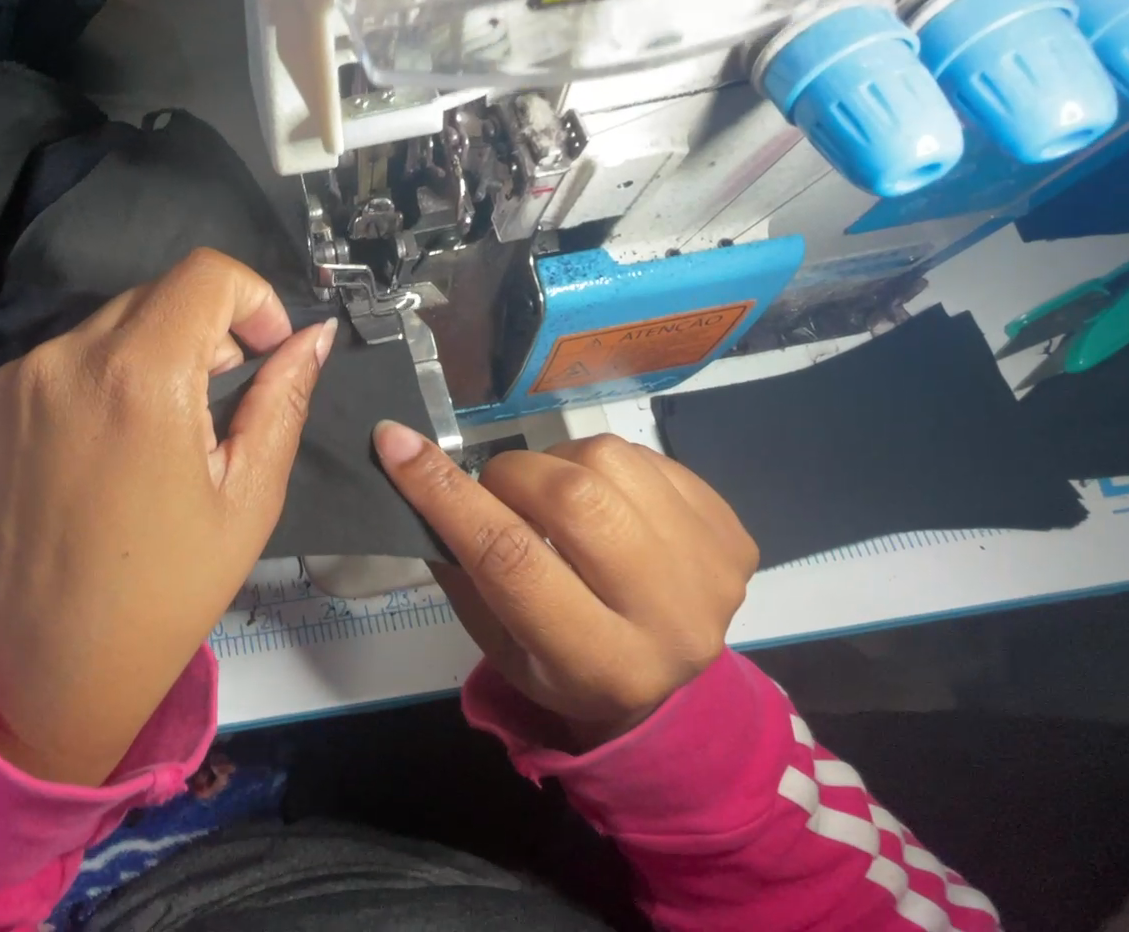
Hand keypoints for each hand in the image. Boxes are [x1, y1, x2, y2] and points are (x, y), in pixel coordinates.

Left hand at [0, 250, 335, 785]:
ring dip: (143, 360)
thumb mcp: (249, 497)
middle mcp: (63, 358)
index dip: (252, 299)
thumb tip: (312, 336)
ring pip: (101, 333)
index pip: (206, 273)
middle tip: (214, 409)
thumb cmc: (168, 591)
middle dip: (200, 335)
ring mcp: (11, 386)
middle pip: (152, 299)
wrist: (53, 668)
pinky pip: (54, 370)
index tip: (263, 352)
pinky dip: (91, 389)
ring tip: (152, 440)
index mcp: (139, 374)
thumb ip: (283, 399)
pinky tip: (97, 459)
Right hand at [374, 425, 758, 748]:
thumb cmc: (554, 663)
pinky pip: (645, 454)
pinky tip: (600, 501)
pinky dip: (599, 463)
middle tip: (496, 491)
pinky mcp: (733, 533)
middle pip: (571, 500)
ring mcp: (713, 572)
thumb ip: (459, 562)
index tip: (394, 442)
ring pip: (608, 460)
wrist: (661, 687)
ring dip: (556, 464)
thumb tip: (416, 467)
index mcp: (594, 661)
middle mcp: (668, 620)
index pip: (509, 558)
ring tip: (553, 499)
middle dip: (509, 476)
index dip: (445, 493)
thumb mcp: (493, 637)